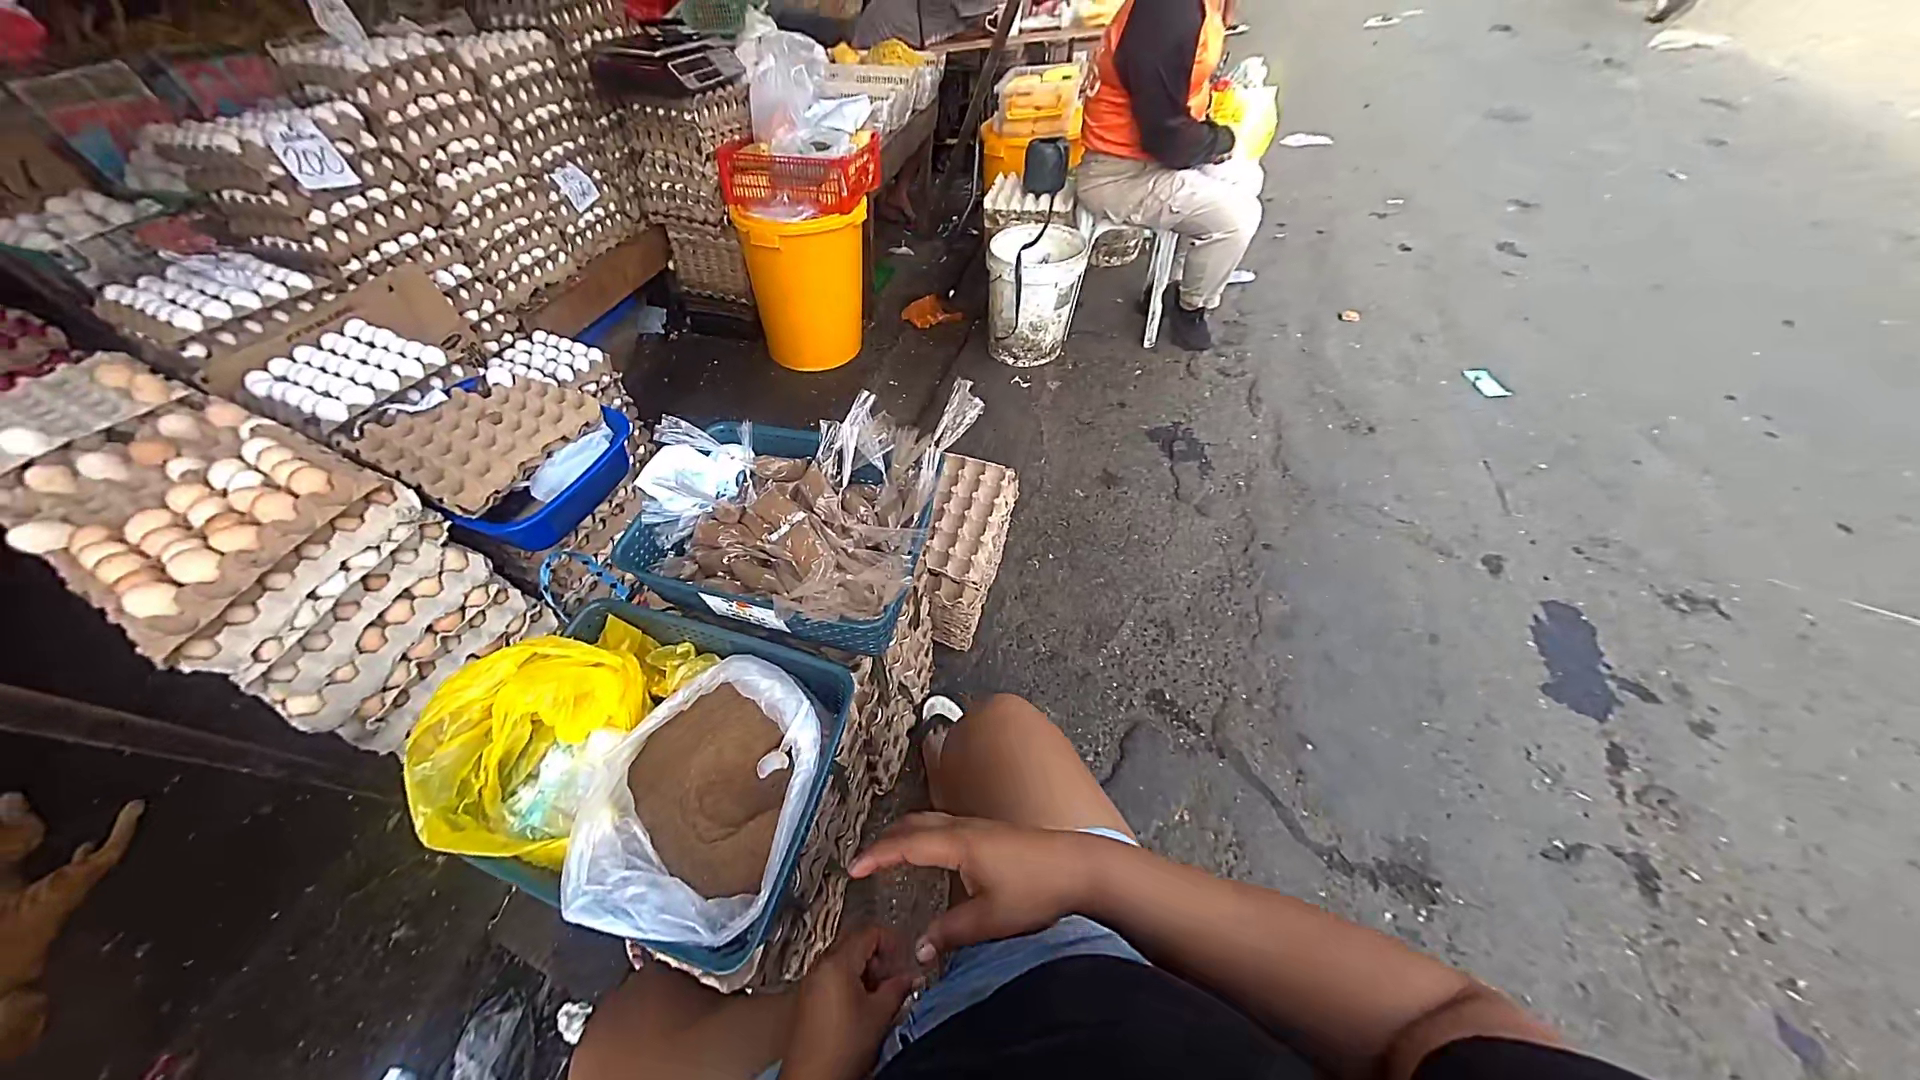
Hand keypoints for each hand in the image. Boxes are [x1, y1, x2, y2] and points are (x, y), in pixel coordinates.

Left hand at [782, 925, 918, 1079]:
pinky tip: (862, 1006)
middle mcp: (820, 966)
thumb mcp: (879, 1015)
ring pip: (844, 961)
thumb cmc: (844, 1048)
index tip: (904, 957)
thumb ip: (898, 988)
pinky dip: (851, 982)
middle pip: (855, 943)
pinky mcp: (807, 1000)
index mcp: (837, 962)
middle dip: (879, 957)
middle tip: (895, 976)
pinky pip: (833, 977)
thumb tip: (910, 977)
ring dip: (866, 971)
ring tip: (881, 994)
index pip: (869, 933)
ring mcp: (811, 983)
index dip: (891, 941)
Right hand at [849, 813, 1114, 962]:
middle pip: (914, 824)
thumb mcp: (991, 919)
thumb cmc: (1034, 889)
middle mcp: (963, 826)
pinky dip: (922, 831)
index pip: (906, 844)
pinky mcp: (989, 829)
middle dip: (884, 839)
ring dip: (903, 832)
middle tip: (862, 860)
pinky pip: (943, 823)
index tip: (852, 867)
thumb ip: (951, 932)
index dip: (877, 854)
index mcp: (958, 843)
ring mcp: (977, 824)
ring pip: (929, 820)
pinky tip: (927, 847)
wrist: (1077, 864)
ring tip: (886, 851)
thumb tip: (920, 950)